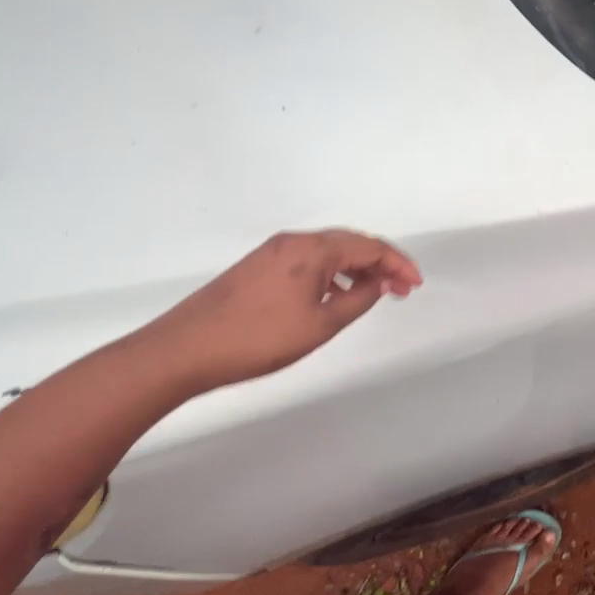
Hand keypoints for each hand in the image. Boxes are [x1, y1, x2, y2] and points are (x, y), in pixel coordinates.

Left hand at [135, 230, 423, 392]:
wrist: (179, 353)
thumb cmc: (257, 339)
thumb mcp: (320, 324)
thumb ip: (358, 299)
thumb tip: (379, 283)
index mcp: (313, 249)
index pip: (370, 247)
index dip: (399, 264)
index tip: (416, 285)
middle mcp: (294, 241)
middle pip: (351, 243)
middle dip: (381, 263)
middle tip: (402, 288)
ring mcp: (272, 253)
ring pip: (329, 251)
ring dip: (357, 267)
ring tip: (374, 292)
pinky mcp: (256, 268)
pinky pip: (309, 260)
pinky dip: (332, 272)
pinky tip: (335, 294)